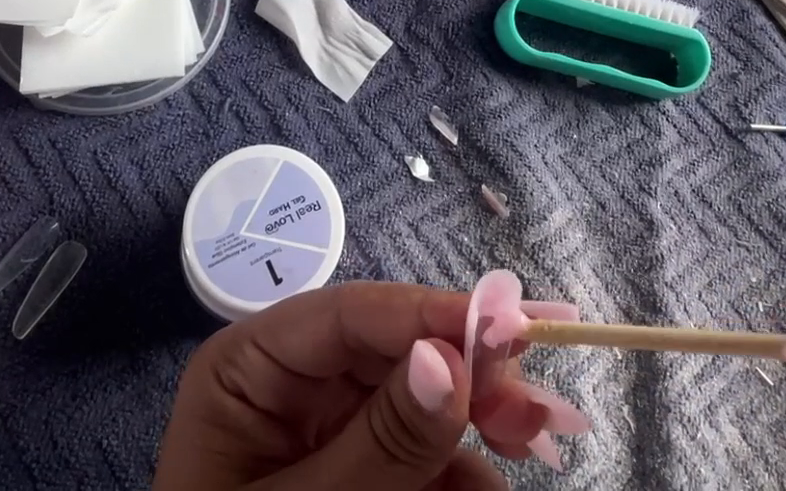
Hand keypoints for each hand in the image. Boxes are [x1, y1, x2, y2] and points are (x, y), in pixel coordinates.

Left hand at [153, 282, 576, 490]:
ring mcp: (329, 425)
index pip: (350, 313)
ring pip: (422, 394)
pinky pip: (423, 449)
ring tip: (530, 447)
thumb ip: (382, 441)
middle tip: (535, 411)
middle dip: (469, 372)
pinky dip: (464, 467)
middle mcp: (293, 381)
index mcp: (250, 366)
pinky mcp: (360, 466)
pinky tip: (493, 483)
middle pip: (397, 348)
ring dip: (481, 421)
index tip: (513, 327)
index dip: (434, 311)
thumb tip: (449, 358)